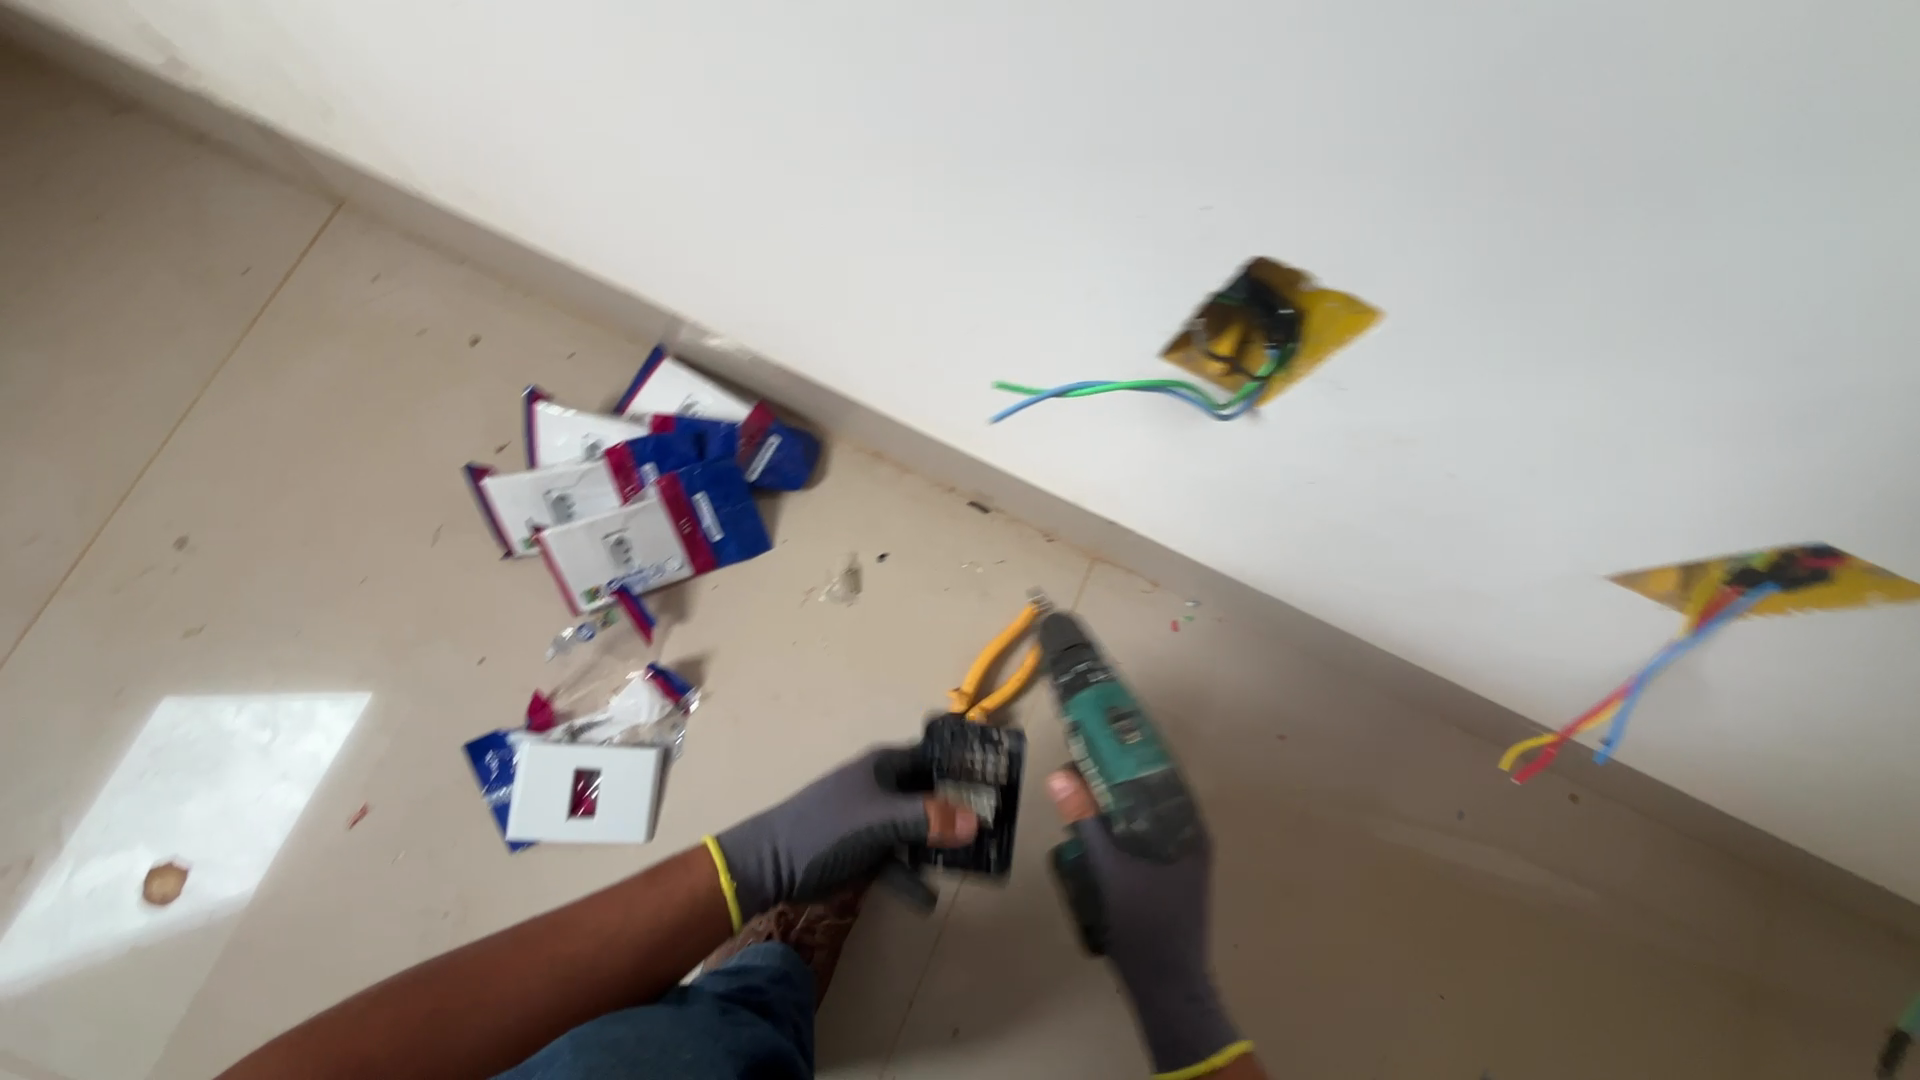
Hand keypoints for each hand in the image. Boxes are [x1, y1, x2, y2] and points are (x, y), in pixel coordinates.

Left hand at [710, 747, 979, 925]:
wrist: (771, 866)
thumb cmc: (826, 827)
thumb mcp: (880, 818)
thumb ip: (928, 818)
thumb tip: (977, 820)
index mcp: (886, 766)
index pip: (934, 756)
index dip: (964, 765)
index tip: (998, 778)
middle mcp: (885, 789)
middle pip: (932, 794)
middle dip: (962, 808)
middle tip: (998, 823)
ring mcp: (877, 822)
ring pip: (920, 829)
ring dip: (943, 843)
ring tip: (978, 858)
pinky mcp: (868, 854)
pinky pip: (900, 864)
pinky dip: (914, 879)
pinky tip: (931, 900)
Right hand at [1047, 767, 1248, 1077]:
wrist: (1166, 989)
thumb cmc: (1147, 927)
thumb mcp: (1111, 870)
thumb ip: (1086, 821)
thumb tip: (1060, 775)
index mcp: (1190, 830)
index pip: (1163, 774)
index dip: (1133, 752)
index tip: (1100, 734)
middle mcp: (1189, 839)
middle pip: (1151, 793)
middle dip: (1116, 775)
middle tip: (1081, 758)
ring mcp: (1178, 860)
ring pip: (1143, 816)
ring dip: (1114, 802)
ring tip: (1080, 786)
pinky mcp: (1164, 877)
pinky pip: (1140, 838)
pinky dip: (1117, 826)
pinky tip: (1090, 826)